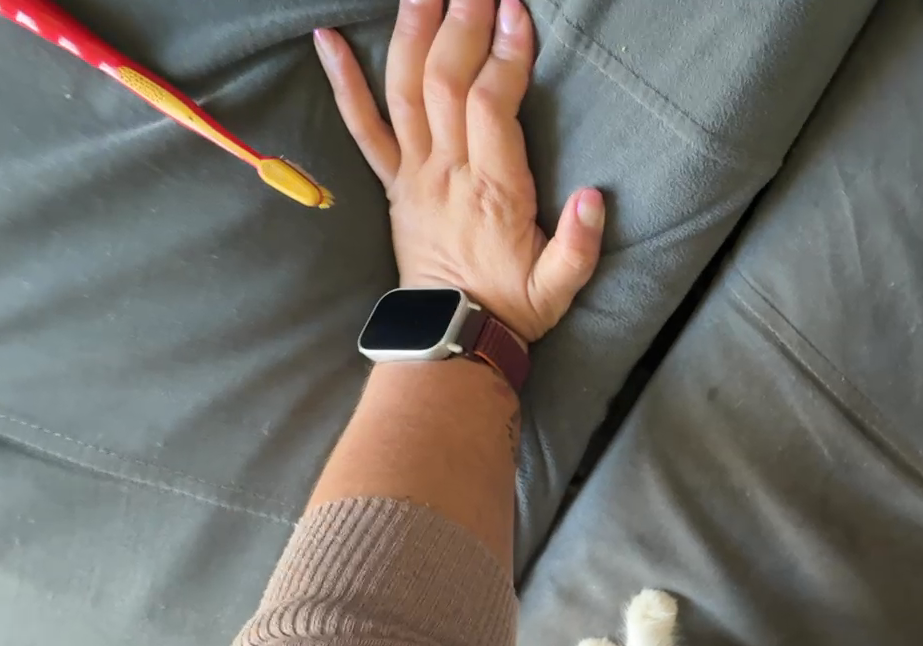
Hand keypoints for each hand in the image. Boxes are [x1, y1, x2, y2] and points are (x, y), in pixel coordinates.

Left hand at [314, 0, 601, 345]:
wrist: (454, 336)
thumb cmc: (512, 309)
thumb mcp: (560, 287)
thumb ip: (579, 245)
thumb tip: (594, 196)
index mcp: (494, 193)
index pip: (494, 107)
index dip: (505, 56)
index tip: (518, 13)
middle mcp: (449, 173)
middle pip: (447, 82)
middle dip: (462, 25)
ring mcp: (415, 177)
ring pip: (405, 91)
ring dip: (412, 34)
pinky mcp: (395, 187)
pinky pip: (363, 130)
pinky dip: (344, 84)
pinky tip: (328, 40)